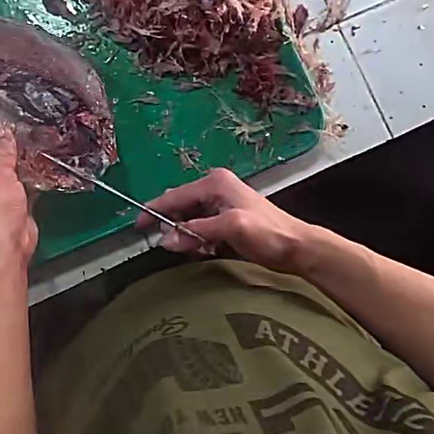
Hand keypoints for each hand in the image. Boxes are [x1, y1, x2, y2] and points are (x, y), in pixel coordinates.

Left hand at [0, 128, 37, 281]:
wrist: (5, 249)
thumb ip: (2, 149)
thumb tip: (5, 130)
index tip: (0, 114)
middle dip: (4, 144)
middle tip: (23, 122)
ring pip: (5, 171)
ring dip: (18, 161)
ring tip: (35, 136)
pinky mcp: (8, 205)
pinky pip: (18, 185)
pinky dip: (28, 177)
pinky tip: (41, 161)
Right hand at [141, 169, 321, 273]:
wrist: (296, 246)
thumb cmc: (268, 233)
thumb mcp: (230, 228)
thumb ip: (196, 232)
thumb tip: (166, 239)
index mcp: (214, 183)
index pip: (174, 196)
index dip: (153, 211)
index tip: (136, 227)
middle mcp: (215, 188)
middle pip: (179, 207)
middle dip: (174, 227)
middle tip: (175, 247)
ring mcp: (220, 204)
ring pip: (188, 220)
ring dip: (187, 237)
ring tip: (198, 250)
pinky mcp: (225, 219)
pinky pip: (199, 229)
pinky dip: (197, 241)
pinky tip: (206, 250)